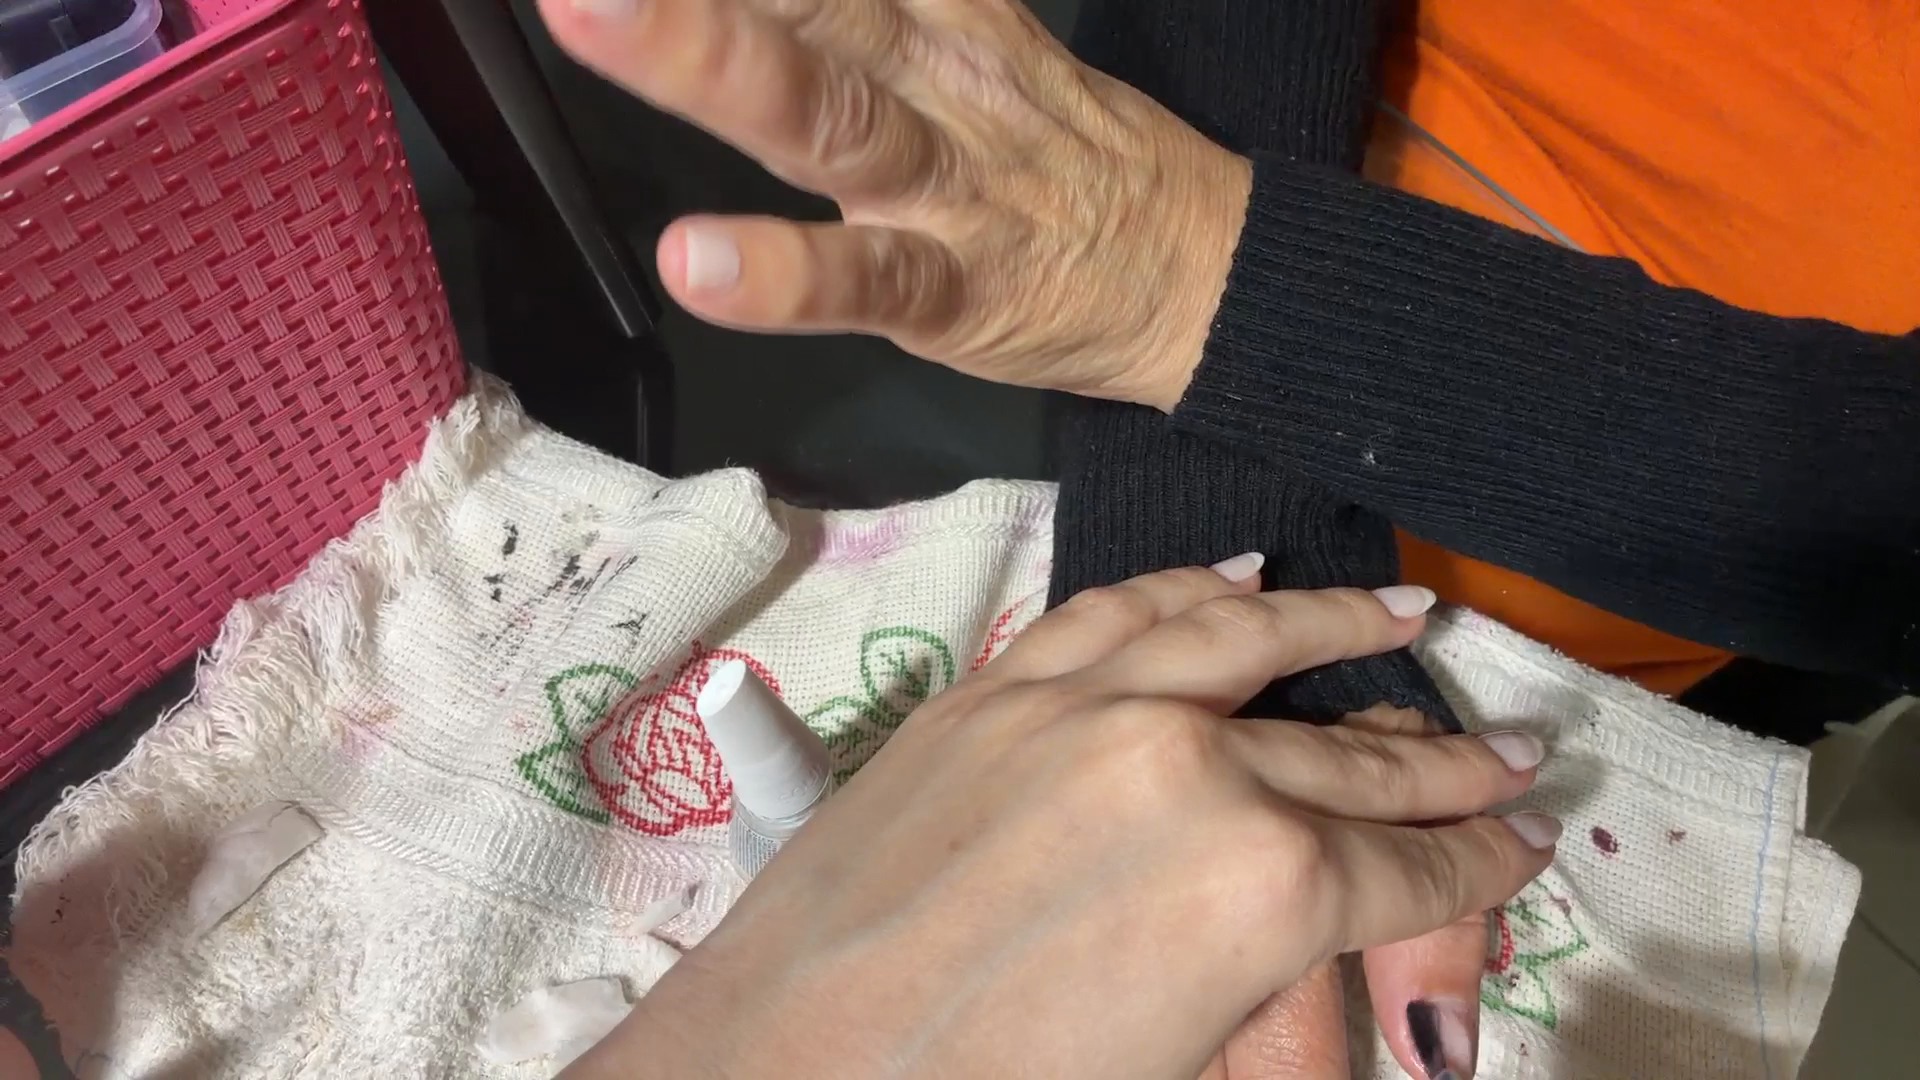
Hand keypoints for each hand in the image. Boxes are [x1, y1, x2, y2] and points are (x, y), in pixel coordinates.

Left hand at [539, 0, 1251, 409]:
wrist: (1197, 275)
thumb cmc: (1084, 175)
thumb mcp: (997, 60)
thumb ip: (893, 15)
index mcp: (949, 18)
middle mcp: (940, 82)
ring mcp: (950, 193)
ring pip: (832, 118)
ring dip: (719, 63)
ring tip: (594, 11)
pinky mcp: (959, 292)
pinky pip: (871, 279)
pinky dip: (790, 274)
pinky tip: (703, 267)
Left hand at [562, 564, 1559, 1078]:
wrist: (794, 1067)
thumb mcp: (1179, 1056)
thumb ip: (1270, 965)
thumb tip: (1327, 911)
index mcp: (1251, 888)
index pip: (1399, 864)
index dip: (1473, 853)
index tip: (1523, 824)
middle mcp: (1179, 765)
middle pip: (1339, 758)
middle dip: (1438, 761)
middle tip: (1502, 743)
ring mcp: (1076, 707)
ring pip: (1230, 637)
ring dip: (1322, 619)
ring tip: (1392, 607)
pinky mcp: (996, 688)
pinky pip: (1110, 613)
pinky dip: (1182, 586)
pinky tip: (1232, 572)